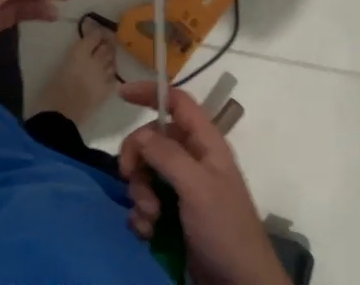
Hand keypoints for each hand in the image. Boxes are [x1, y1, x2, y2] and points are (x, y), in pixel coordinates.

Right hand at [118, 83, 289, 284]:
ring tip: (150, 219)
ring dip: (140, 194)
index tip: (121, 95)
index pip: (177, 102)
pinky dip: (141, 216)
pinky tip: (147, 233)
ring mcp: (182, 189)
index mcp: (206, 143)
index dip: (151, 93)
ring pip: (145, 173)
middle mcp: (193, 160)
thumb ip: (168, 156)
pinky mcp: (173, 215)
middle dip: (138, 160)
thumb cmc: (225, 227)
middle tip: (133, 179)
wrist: (238, 282)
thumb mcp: (197, 187)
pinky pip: (145, 202)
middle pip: (152, 140)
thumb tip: (141, 135)